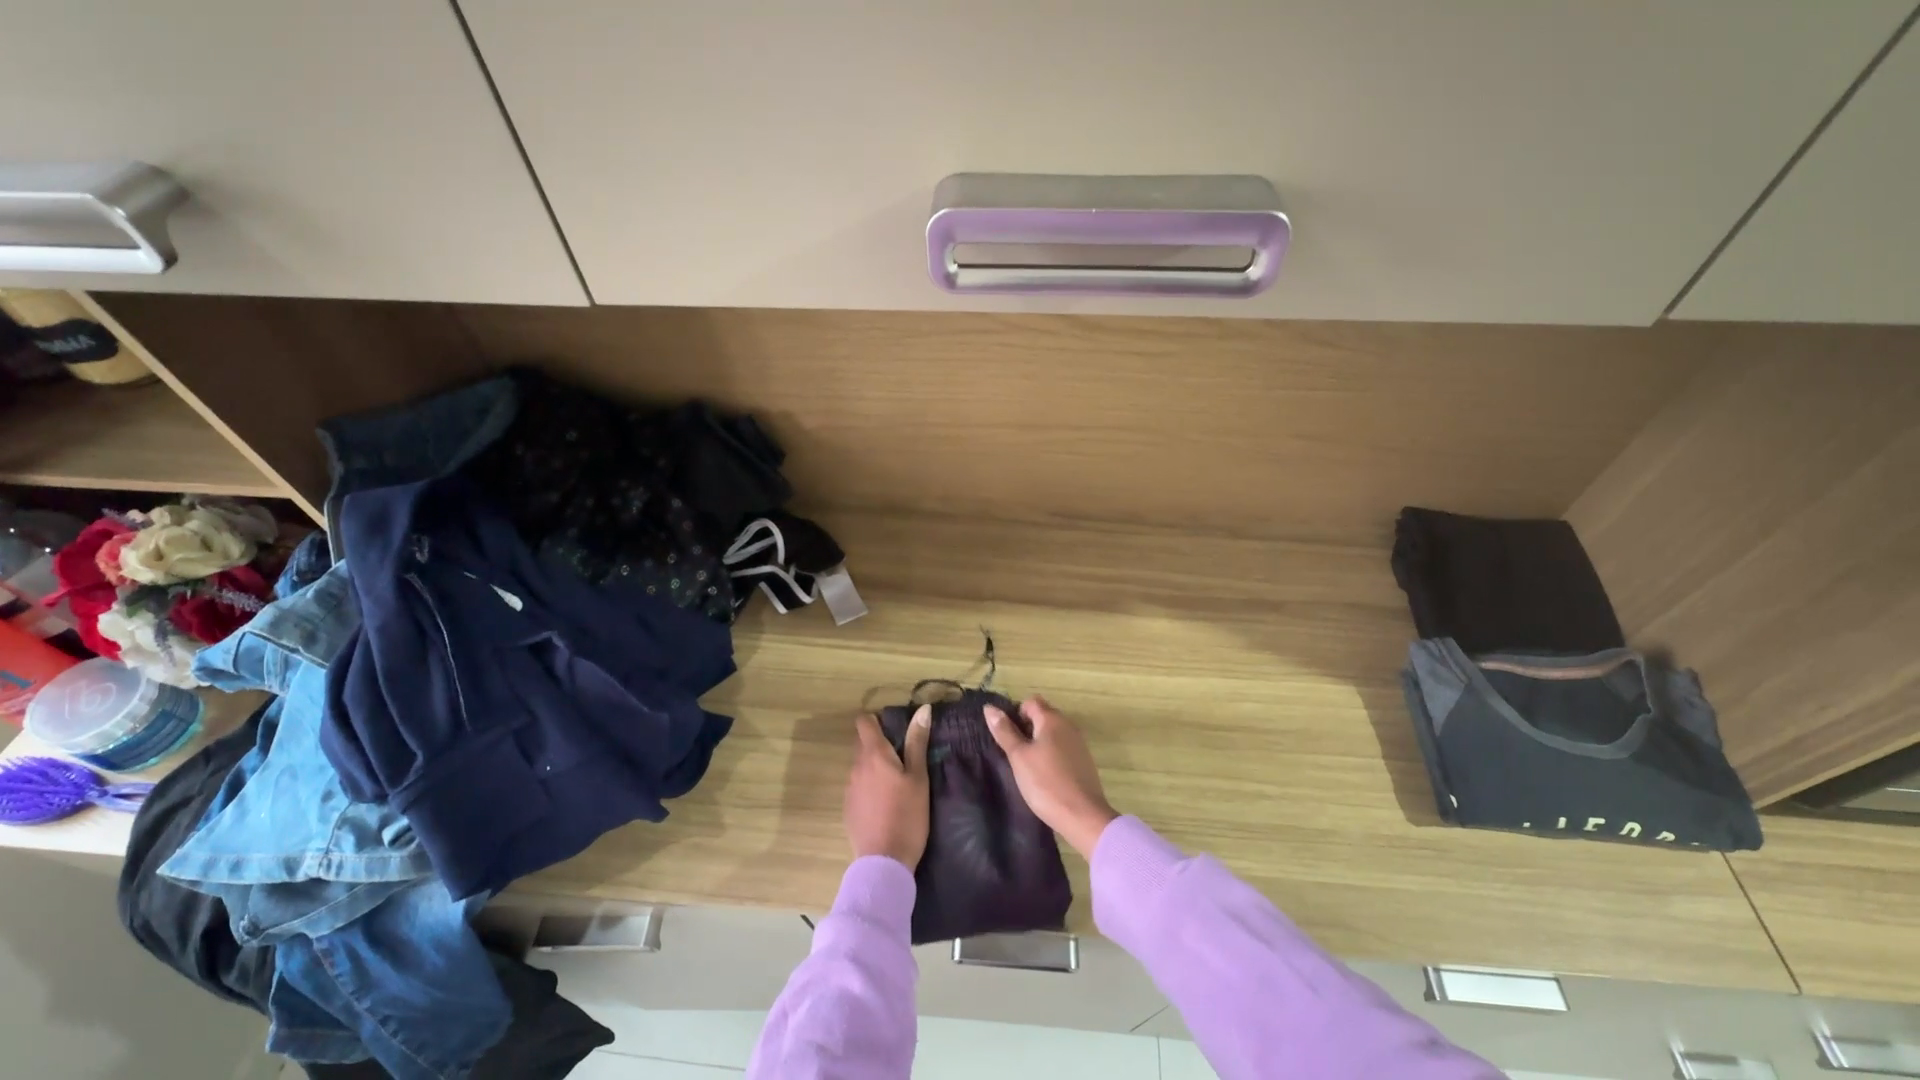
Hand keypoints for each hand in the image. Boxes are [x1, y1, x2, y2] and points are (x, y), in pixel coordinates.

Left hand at [844, 707, 931, 869]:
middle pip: (863, 744)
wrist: (884, 860)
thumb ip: (917, 743)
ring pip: (861, 766)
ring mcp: (849, 788)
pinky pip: (859, 787)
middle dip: (881, 744)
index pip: (864, 722)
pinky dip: (870, 787)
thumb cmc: (907, 815)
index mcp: (873, 754)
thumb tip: (922, 709)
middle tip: (905, 758)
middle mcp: (856, 767)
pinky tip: (886, 804)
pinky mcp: (848, 808)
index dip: (878, 720)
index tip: (896, 729)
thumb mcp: (918, 777)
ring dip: (876, 767)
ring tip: (898, 784)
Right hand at [985, 696, 1118, 858]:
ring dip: (1037, 743)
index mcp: (1052, 719)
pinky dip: (1050, 754)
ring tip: (1025, 765)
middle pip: (1043, 716)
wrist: (1081, 815)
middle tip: (1012, 751)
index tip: (1006, 735)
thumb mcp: (1019, 756)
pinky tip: (1043, 774)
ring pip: (1052, 733)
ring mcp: (1078, 743)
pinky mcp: (1083, 761)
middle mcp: (1068, 726)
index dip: (1015, 713)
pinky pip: (1061, 748)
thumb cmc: (1045, 783)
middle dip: (1025, 728)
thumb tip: (989, 708)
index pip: (1031, 702)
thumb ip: (1005, 731)